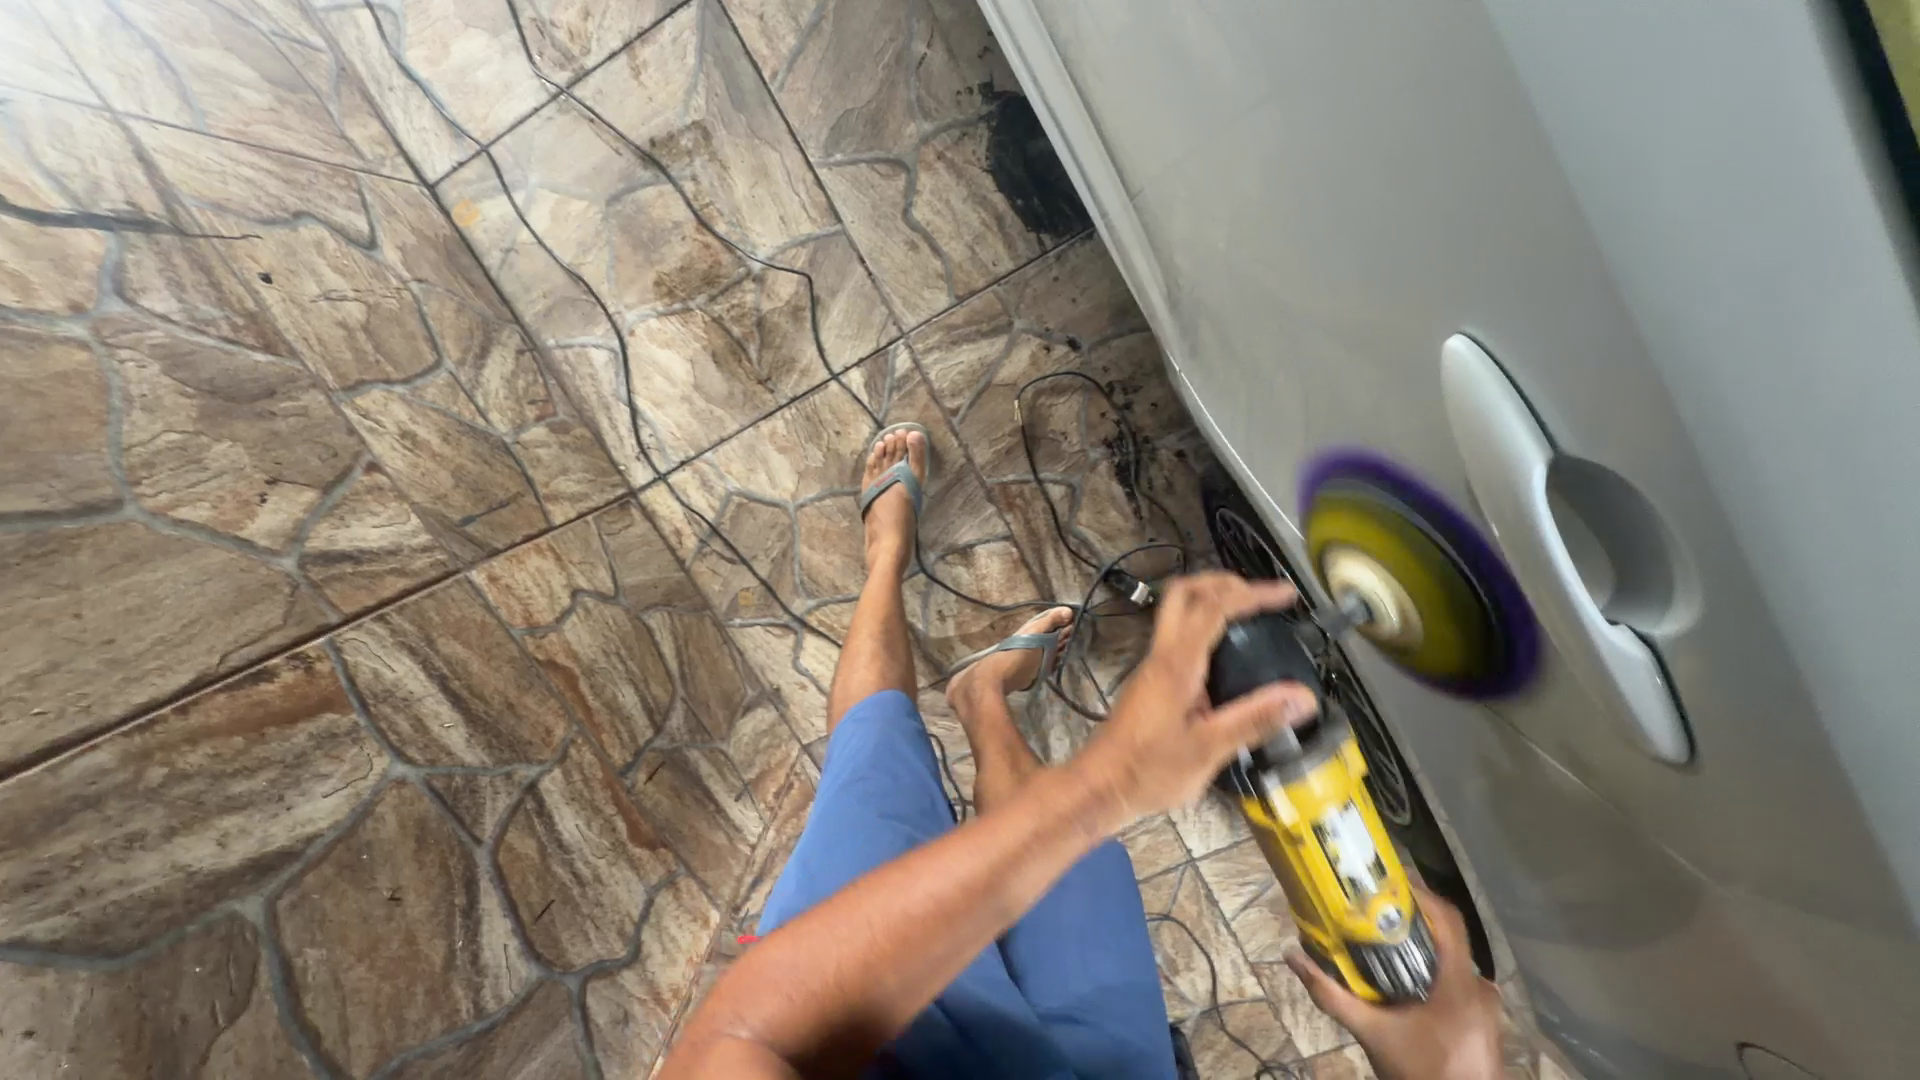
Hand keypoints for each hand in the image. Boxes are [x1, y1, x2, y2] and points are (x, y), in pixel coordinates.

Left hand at [1067, 572, 1318, 826]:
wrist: (1101, 786)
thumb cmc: (1149, 771)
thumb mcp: (1209, 750)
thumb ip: (1255, 720)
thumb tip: (1304, 697)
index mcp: (1176, 665)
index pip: (1213, 608)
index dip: (1251, 594)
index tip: (1285, 594)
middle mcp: (1160, 656)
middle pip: (1184, 594)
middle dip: (1223, 583)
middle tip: (1260, 595)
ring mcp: (1151, 667)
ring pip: (1177, 613)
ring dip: (1212, 602)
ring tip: (1252, 617)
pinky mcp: (1151, 682)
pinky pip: (1178, 638)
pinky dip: (1205, 628)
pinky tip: (1229, 656)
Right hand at [1286, 889, 1504, 1079]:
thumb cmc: (1421, 1075)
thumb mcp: (1370, 1035)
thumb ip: (1331, 995)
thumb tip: (1291, 956)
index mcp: (1460, 984)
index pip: (1447, 919)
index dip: (1419, 893)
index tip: (1385, 880)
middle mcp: (1481, 988)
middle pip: (1448, 936)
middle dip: (1411, 920)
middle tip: (1373, 911)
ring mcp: (1488, 1008)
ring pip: (1453, 960)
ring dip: (1422, 947)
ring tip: (1384, 944)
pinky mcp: (1485, 1023)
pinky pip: (1459, 982)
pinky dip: (1433, 971)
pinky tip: (1406, 984)